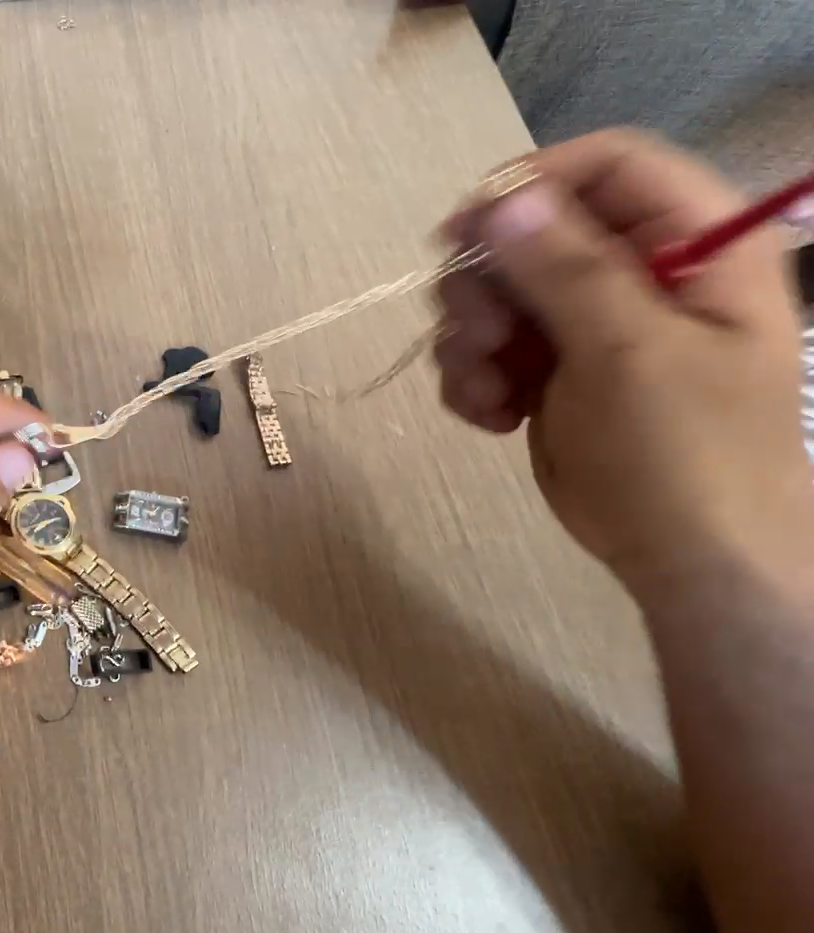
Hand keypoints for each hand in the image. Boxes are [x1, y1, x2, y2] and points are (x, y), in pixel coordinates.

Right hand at [435, 129, 812, 594]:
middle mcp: (633, 274)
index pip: (608, 167)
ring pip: (490, 299)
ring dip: (469, 347)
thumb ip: (566, 270)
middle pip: (526, 237)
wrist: (683, 549)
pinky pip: (480, 353)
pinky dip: (471, 384)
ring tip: (488, 397)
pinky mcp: (544, 372)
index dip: (529, 187)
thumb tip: (501, 199)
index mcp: (689, 247)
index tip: (460, 236)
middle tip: (482, 340)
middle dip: (484, 290)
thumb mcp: (628, 352)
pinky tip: (492, 418)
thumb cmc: (683, 449)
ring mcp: (584, 326)